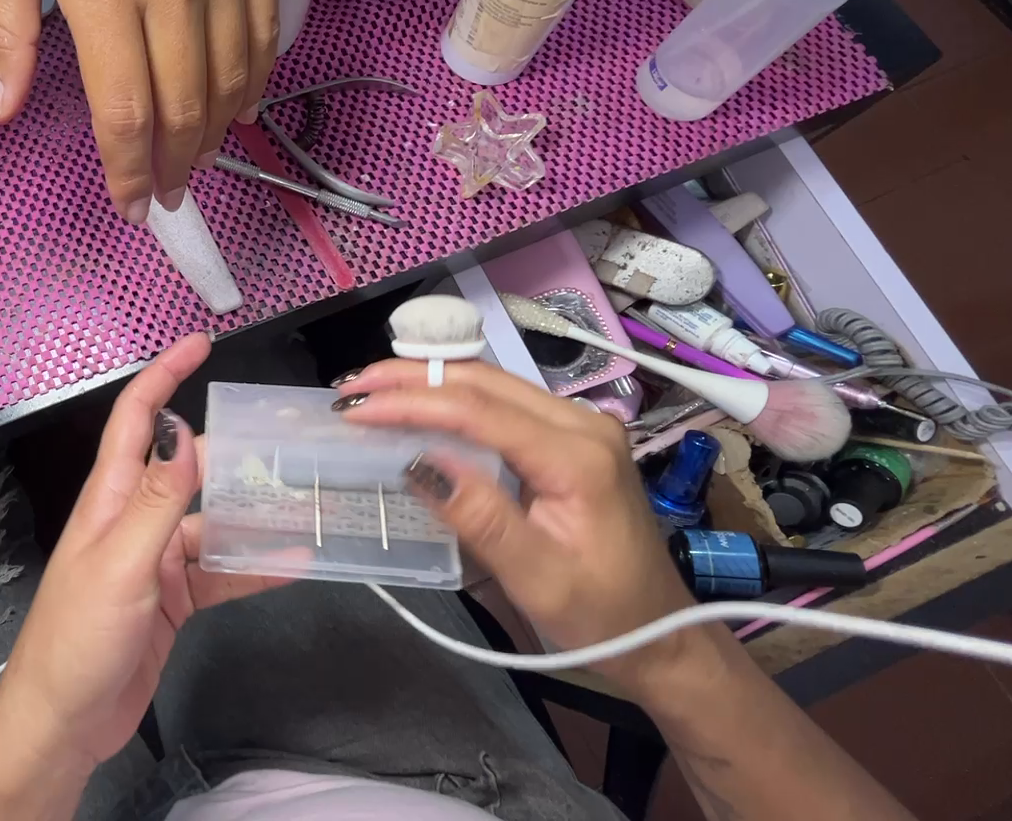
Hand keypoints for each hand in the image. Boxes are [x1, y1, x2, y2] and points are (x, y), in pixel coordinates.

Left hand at [0, 0, 278, 223]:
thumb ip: (6, 32)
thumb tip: (2, 114)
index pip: (123, 106)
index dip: (128, 170)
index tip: (131, 206)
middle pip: (184, 105)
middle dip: (175, 166)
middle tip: (167, 195)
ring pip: (231, 78)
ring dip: (215, 136)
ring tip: (197, 163)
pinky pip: (266, 31)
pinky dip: (256, 83)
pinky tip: (240, 111)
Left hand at [0, 334, 289, 768]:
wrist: (65, 725)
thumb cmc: (80, 637)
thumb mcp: (122, 564)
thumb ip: (155, 499)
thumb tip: (181, 428)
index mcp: (111, 496)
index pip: (136, 418)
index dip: (164, 375)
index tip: (200, 342)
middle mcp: (135, 517)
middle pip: (189, 467)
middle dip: (235, 451)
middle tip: (292, 441)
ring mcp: (156, 558)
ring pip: (213, 521)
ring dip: (255, 515)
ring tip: (310, 505)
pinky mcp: (174, 597)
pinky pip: (221, 569)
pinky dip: (254, 566)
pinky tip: (296, 562)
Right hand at [336, 359, 704, 696]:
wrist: (661, 634)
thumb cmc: (601, 613)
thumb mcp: (536, 577)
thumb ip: (480, 515)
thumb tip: (417, 461)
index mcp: (577, 454)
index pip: (477, 410)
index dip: (409, 403)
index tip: (354, 409)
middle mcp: (580, 422)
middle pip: (481, 380)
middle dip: (408, 377)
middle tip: (350, 389)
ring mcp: (576, 423)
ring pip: (487, 383)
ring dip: (424, 382)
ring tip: (370, 391)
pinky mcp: (567, 434)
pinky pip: (497, 401)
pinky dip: (447, 398)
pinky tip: (415, 404)